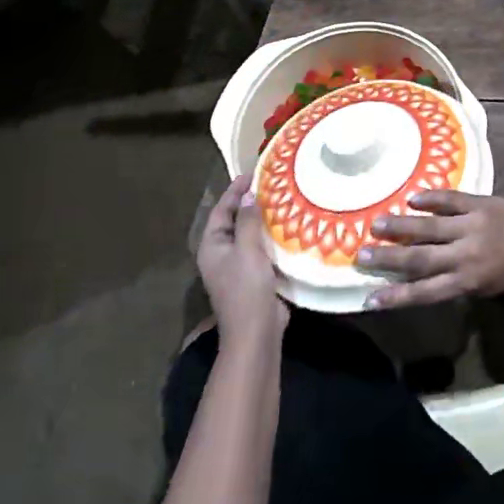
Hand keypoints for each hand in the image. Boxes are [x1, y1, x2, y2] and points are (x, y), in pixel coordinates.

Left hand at [195, 175, 287, 334]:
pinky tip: (290, 226)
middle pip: (234, 221)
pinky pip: (263, 247)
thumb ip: (247, 221)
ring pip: (250, 234)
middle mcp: (222, 253)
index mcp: (212, 247)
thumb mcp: (247, 250)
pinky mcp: (256, 274)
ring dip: (263, 218)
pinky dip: (273, 235)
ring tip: (283, 199)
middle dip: (249, 202)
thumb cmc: (246, 288)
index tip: (251, 173)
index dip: (234, 191)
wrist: (256, 329)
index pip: (221, 211)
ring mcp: (239, 265)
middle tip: (270, 183)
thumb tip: (248, 195)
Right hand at [358, 191, 503, 308]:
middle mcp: (466, 255)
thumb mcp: (479, 286)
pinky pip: (451, 200)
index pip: (425, 292)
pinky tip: (411, 199)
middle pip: (421, 258)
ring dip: (402, 225)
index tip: (370, 298)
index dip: (397, 296)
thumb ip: (449, 282)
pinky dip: (430, 199)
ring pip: (431, 226)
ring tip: (376, 223)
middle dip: (389, 258)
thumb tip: (410, 277)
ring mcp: (472, 226)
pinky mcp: (480, 204)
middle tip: (361, 255)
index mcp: (466, 281)